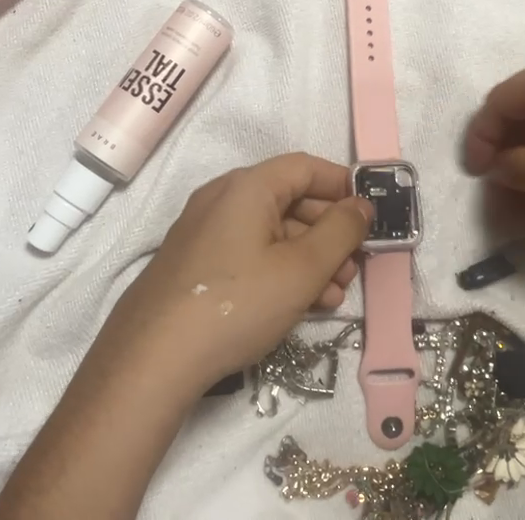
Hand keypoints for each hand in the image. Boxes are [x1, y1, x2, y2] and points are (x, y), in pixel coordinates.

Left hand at [87, 153, 370, 394]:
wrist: (153, 358)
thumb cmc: (237, 302)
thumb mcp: (302, 269)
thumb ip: (341, 232)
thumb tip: (362, 205)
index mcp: (247, 186)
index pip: (305, 167)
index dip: (342, 185)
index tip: (371, 213)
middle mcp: (223, 199)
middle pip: (290, 200)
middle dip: (330, 231)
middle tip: (357, 265)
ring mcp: (205, 232)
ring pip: (272, 232)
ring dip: (310, 257)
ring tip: (335, 294)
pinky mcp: (197, 264)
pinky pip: (249, 253)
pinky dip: (280, 270)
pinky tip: (302, 305)